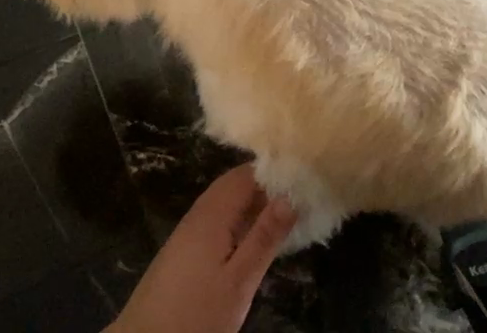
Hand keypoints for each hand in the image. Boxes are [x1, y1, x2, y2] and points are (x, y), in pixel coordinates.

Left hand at [107, 163, 298, 332]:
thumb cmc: (196, 314)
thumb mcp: (239, 281)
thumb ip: (264, 238)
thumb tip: (290, 196)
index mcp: (212, 214)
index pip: (244, 175)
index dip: (272, 171)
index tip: (302, 176)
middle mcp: (198, 214)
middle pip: (234, 185)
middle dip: (265, 185)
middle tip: (299, 194)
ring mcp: (188, 232)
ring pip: (225, 203)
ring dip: (252, 204)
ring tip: (285, 214)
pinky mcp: (184, 251)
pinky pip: (217, 221)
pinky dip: (239, 221)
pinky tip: (253, 239)